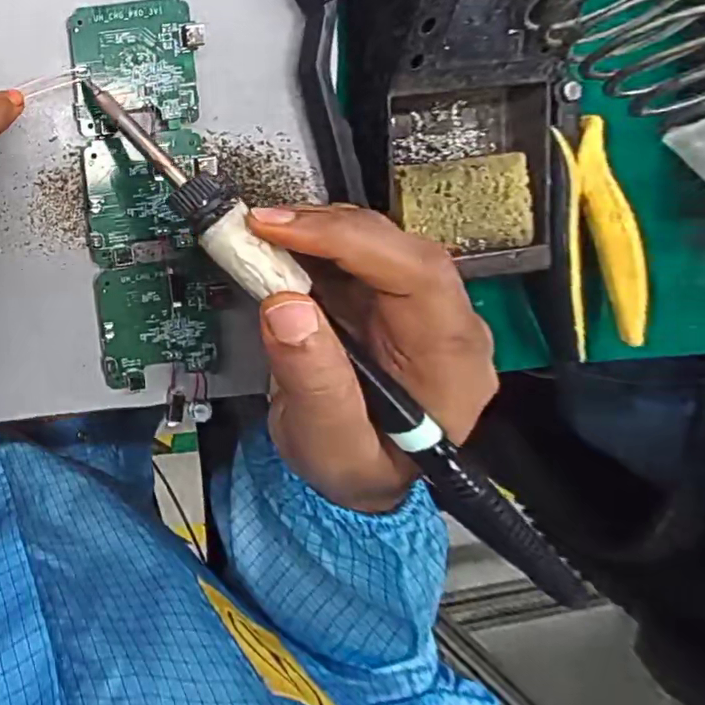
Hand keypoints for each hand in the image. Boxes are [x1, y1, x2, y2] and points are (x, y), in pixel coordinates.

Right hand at [246, 205, 497, 512]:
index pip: (415, 273)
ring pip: (370, 242)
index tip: (278, 229)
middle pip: (394, 247)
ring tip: (255, 235)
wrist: (358, 477)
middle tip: (255, 226)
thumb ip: (314, 384)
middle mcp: (440, 323)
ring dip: (309, 230)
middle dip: (321, 227)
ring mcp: (408, 308)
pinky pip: (344, 256)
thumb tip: (285, 308)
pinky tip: (272, 247)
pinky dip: (303, 243)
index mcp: (450, 359)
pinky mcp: (375, 301)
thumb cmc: (358, 468)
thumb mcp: (332, 445)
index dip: (346, 240)